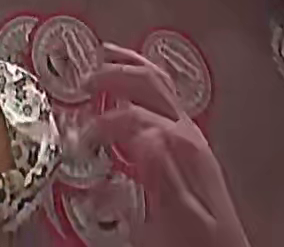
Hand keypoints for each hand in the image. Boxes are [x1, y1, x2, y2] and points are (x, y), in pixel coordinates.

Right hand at [91, 45, 250, 246]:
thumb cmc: (200, 243)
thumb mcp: (178, 217)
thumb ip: (163, 175)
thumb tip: (143, 135)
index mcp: (182, 147)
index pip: (134, 117)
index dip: (103, 123)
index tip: (82, 138)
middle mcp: (187, 129)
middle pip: (149, 81)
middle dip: (114, 74)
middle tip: (86, 80)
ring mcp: (188, 130)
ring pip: (157, 79)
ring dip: (128, 64)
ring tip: (103, 55)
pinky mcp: (186, 138)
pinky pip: (161, 91)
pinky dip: (139, 75)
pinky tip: (126, 77)